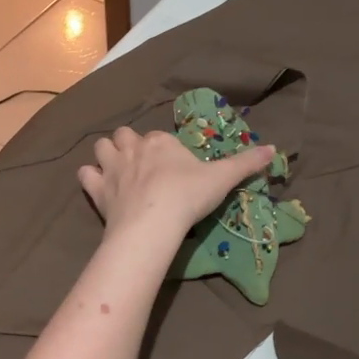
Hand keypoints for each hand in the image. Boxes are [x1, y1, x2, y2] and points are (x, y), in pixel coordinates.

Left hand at [78, 127, 275, 237]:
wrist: (153, 224)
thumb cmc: (188, 196)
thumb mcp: (223, 178)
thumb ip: (247, 163)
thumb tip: (273, 149)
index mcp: (161, 142)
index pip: (160, 137)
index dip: (165, 149)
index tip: (175, 166)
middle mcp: (133, 148)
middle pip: (126, 135)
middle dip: (131, 144)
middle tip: (144, 165)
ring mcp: (112, 168)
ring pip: (102, 147)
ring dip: (108, 154)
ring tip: (118, 169)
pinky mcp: (97, 190)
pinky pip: (85, 175)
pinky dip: (90, 178)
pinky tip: (100, 186)